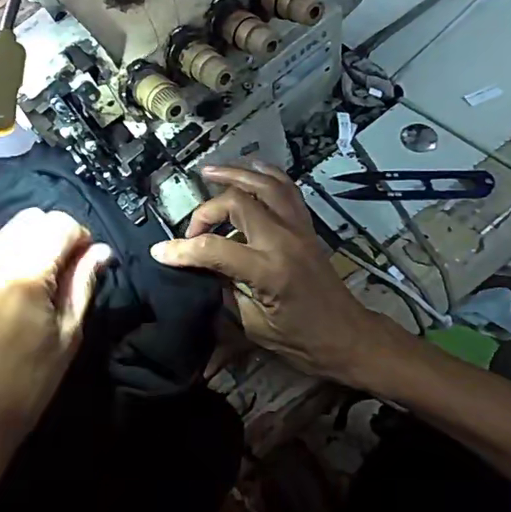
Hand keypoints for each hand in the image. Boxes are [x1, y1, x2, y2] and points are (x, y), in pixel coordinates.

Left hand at [0, 209, 109, 489]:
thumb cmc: (24, 387)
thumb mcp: (66, 337)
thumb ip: (83, 284)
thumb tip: (100, 253)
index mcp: (21, 272)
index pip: (60, 224)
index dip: (80, 238)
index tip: (85, 262)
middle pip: (31, 219)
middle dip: (53, 238)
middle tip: (62, 274)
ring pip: (5, 233)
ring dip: (25, 248)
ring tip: (31, 288)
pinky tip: (3, 299)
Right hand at [151, 163, 411, 384]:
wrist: (350, 338)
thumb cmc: (302, 341)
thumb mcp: (254, 325)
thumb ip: (225, 289)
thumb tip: (201, 266)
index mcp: (269, 272)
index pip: (215, 248)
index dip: (182, 250)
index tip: (160, 252)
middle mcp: (284, 241)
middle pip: (237, 202)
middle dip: (206, 212)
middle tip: (193, 231)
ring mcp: (298, 228)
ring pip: (264, 184)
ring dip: (234, 174)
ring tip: (208, 172)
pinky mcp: (306, 226)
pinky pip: (286, 189)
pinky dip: (265, 175)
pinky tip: (249, 169)